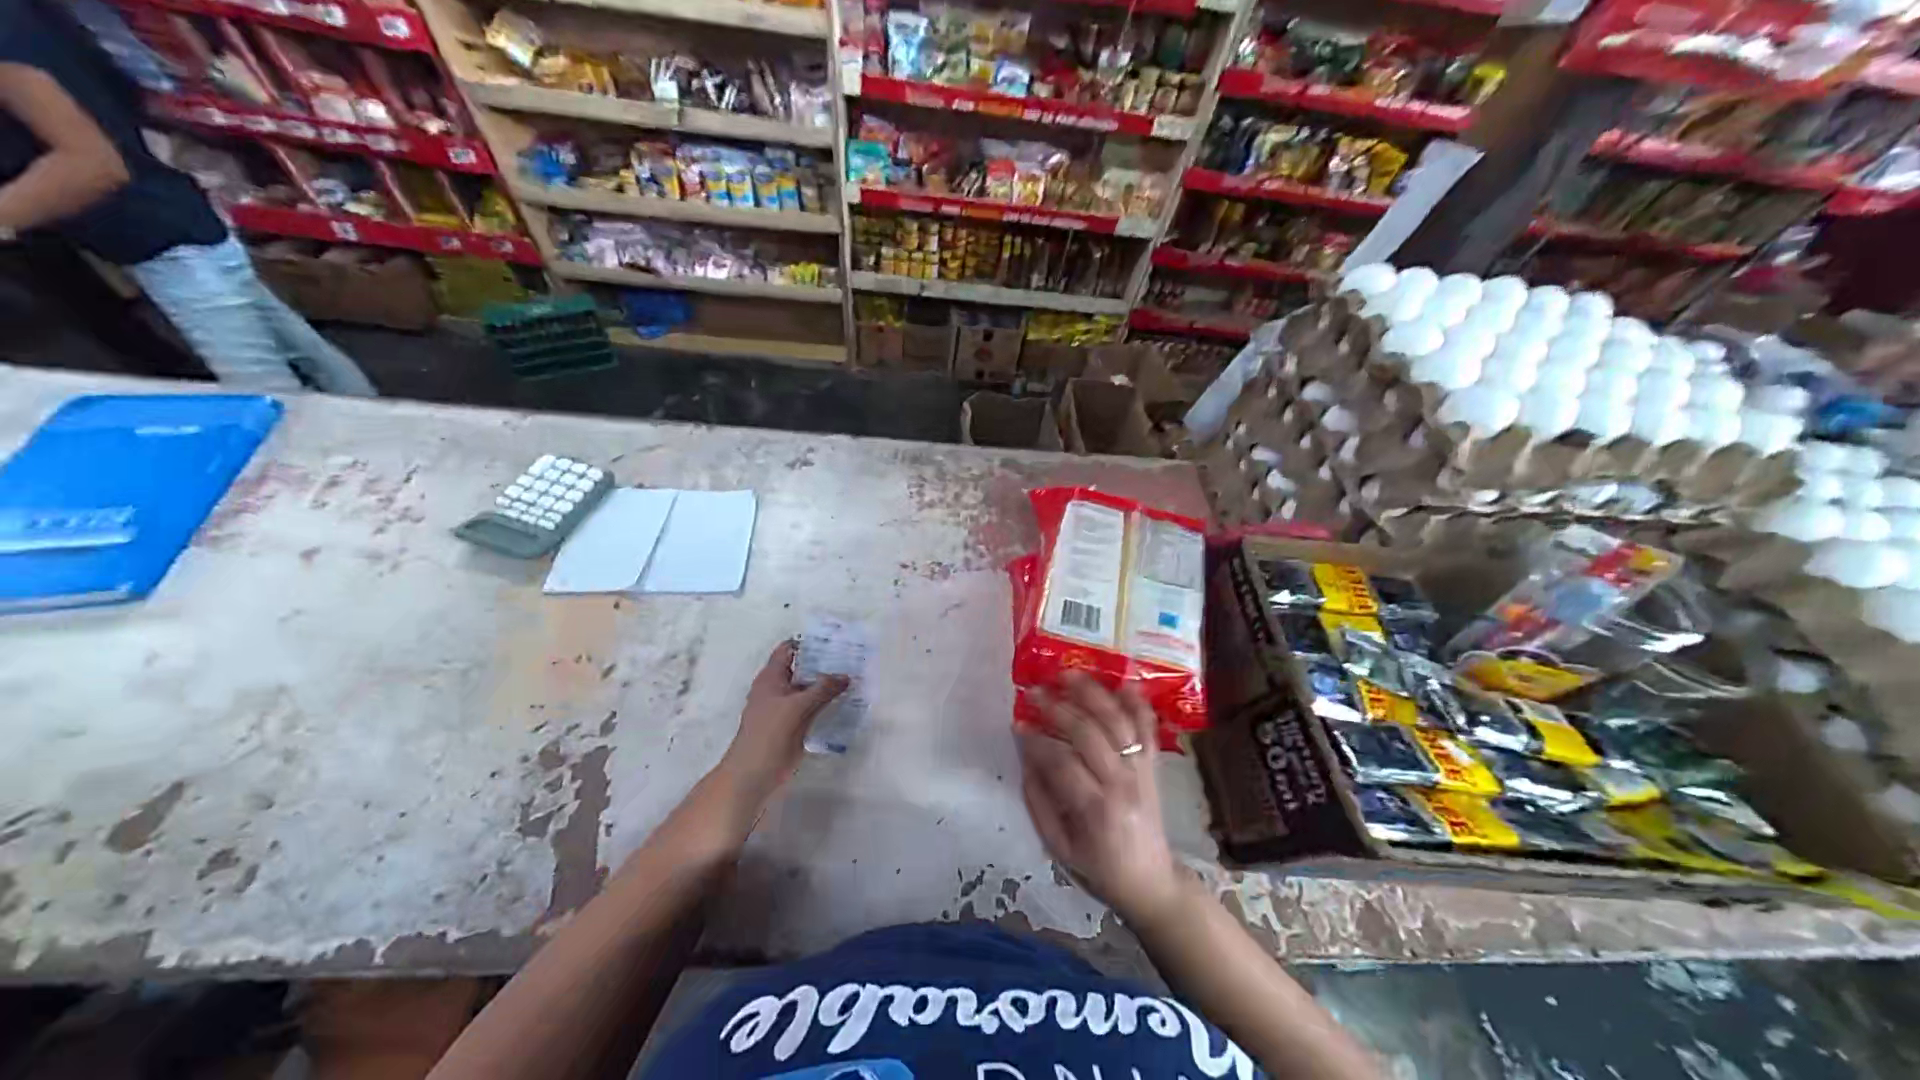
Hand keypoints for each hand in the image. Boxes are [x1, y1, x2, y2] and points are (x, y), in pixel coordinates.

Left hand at [718, 641, 847, 808]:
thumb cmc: (769, 734)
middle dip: (825, 664)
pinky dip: (827, 703)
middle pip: (803, 669)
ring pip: (810, 690)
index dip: (809, 643)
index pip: (790, 650)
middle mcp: (779, 689)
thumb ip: (822, 689)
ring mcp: (786, 708)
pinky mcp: (794, 725)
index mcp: (771, 677)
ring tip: (856, 677)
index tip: (835, 640)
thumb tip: (845, 676)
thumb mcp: (797, 707)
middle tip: (853, 658)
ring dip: (828, 685)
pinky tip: (847, 702)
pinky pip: (813, 708)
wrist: (753, 774)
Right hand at [1016, 672, 1186, 924]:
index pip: (1061, 762)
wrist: (1151, 881)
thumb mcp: (1058, 846)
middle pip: (1089, 733)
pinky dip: (1136, 703)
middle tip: (1034, 692)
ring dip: (1093, 694)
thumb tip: (1027, 757)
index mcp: (1094, 809)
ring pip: (1118, 722)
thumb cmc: (1098, 868)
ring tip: (1069, 675)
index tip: (1017, 725)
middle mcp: (1122, 783)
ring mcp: (1141, 771)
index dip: (1036, 741)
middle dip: (1058, 708)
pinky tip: (1121, 682)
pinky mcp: (1154, 765)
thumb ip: (1039, 801)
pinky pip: (1147, 727)